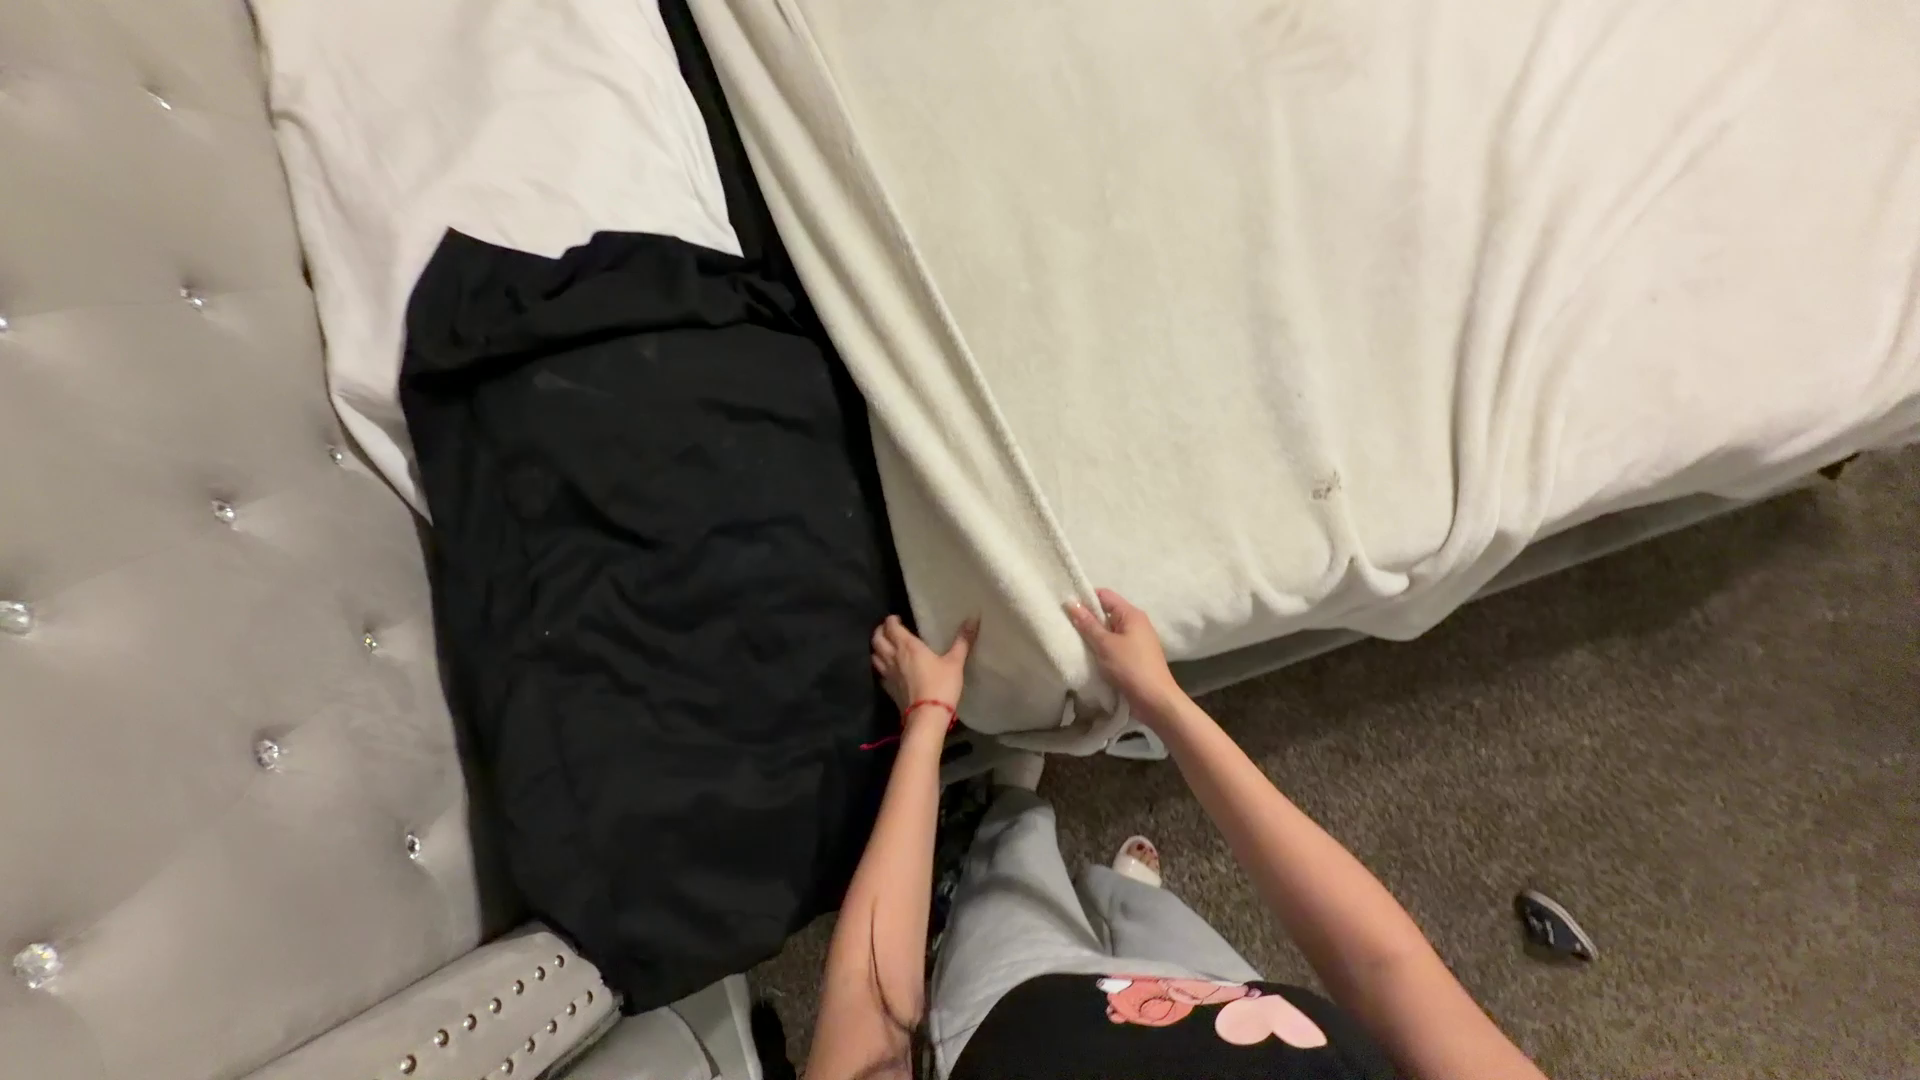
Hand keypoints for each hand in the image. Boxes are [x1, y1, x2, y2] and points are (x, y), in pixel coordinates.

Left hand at [870, 615, 978, 728]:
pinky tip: (888, 669)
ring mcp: (888, 674)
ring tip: (885, 646)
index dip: (891, 620)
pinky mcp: (888, 689)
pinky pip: (879, 673)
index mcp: (908, 646)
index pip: (891, 627)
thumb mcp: (955, 662)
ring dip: (877, 648)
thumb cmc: (941, 686)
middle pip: (877, 639)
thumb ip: (963, 640)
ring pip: (874, 655)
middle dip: (880, 631)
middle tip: (888, 629)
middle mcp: (894, 657)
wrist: (926, 717)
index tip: (896, 618)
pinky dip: (880, 667)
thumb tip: (973, 617)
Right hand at [1065, 588, 1187, 722]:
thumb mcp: (1105, 644)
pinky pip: (1113, 644)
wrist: (1155, 700)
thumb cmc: (1131, 667)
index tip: (1066, 607)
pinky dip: (1101, 647)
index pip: (1105, 595)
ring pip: (1109, 630)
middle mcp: (1136, 623)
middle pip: (1107, 612)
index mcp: (1131, 614)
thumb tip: (1071, 602)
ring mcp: (1136, 640)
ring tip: (1073, 640)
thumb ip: (1087, 624)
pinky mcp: (1134, 656)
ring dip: (1093, 635)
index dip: (1085, 598)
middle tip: (1065, 625)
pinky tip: (1087, 655)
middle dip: (1087, 618)